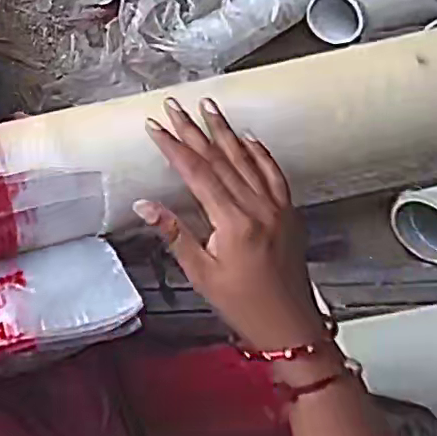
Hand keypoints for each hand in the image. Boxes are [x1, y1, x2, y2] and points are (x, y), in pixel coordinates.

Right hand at [135, 97, 326, 350]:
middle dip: (194, 129)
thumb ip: (174, 233)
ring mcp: (277, 208)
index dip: (173, 146)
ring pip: (247, 159)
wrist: (292, 329)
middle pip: (220, 158)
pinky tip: (249, 138)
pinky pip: (274, 174)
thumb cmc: (243, 304)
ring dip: (225, 131)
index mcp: (234, 222)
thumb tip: (144, 205)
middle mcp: (258, 208)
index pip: (197, 172)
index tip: (156, 127)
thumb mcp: (200, 272)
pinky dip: (260, 153)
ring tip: (209, 107)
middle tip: (176, 105)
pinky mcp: (289, 214)